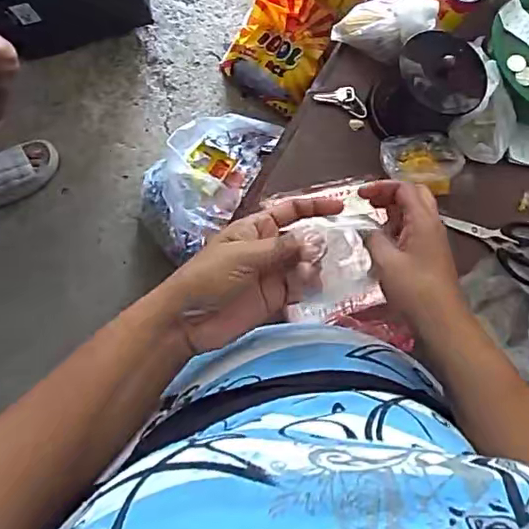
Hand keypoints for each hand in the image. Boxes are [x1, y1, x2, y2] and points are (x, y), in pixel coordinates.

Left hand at [162, 193, 344, 352]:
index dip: (315, 207)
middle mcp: (269, 248)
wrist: (187, 322)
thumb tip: (315, 238)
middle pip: (304, 238)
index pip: (291, 211)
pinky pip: (302, 289)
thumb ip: (281, 248)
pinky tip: (313, 290)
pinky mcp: (276, 298)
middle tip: (325, 252)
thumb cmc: (208, 277)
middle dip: (319, 242)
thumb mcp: (243, 255)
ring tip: (309, 276)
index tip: (340, 207)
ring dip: (314, 267)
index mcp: (257, 228)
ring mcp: (274, 274)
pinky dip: (311, 288)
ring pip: (307, 264)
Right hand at [358, 180, 462, 326]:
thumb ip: (372, 238)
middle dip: (389, 194)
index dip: (381, 187)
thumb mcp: (386, 261)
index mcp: (424, 219)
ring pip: (414, 212)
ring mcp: (434, 239)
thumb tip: (364, 227)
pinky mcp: (431, 254)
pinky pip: (414, 229)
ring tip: (372, 222)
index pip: (404, 188)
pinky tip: (383, 242)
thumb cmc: (414, 289)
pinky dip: (398, 227)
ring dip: (393, 211)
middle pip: (413, 195)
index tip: (360, 196)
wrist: (442, 320)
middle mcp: (432, 224)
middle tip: (369, 203)